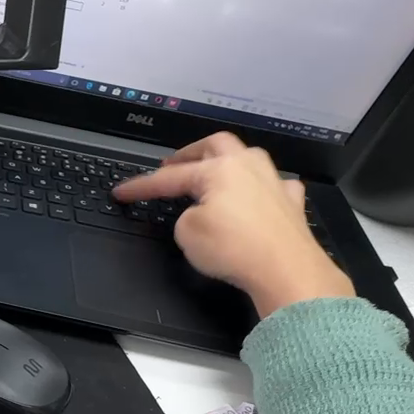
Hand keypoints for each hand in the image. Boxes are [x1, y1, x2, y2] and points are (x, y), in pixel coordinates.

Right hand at [115, 132, 353, 317]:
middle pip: (215, 145)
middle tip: (172, 163)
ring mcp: (274, 182)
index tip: (122, 191)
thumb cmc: (235, 248)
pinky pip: (273, 184)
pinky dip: (259, 186)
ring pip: (247, 157)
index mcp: (219, 169)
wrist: (284, 269)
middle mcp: (249, 167)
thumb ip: (184, 216)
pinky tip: (254, 195)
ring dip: (225, 161)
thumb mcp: (186, 232)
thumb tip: (196, 214)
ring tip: (211, 173)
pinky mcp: (290, 203)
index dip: (141, 186)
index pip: (169, 177)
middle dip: (190, 152)